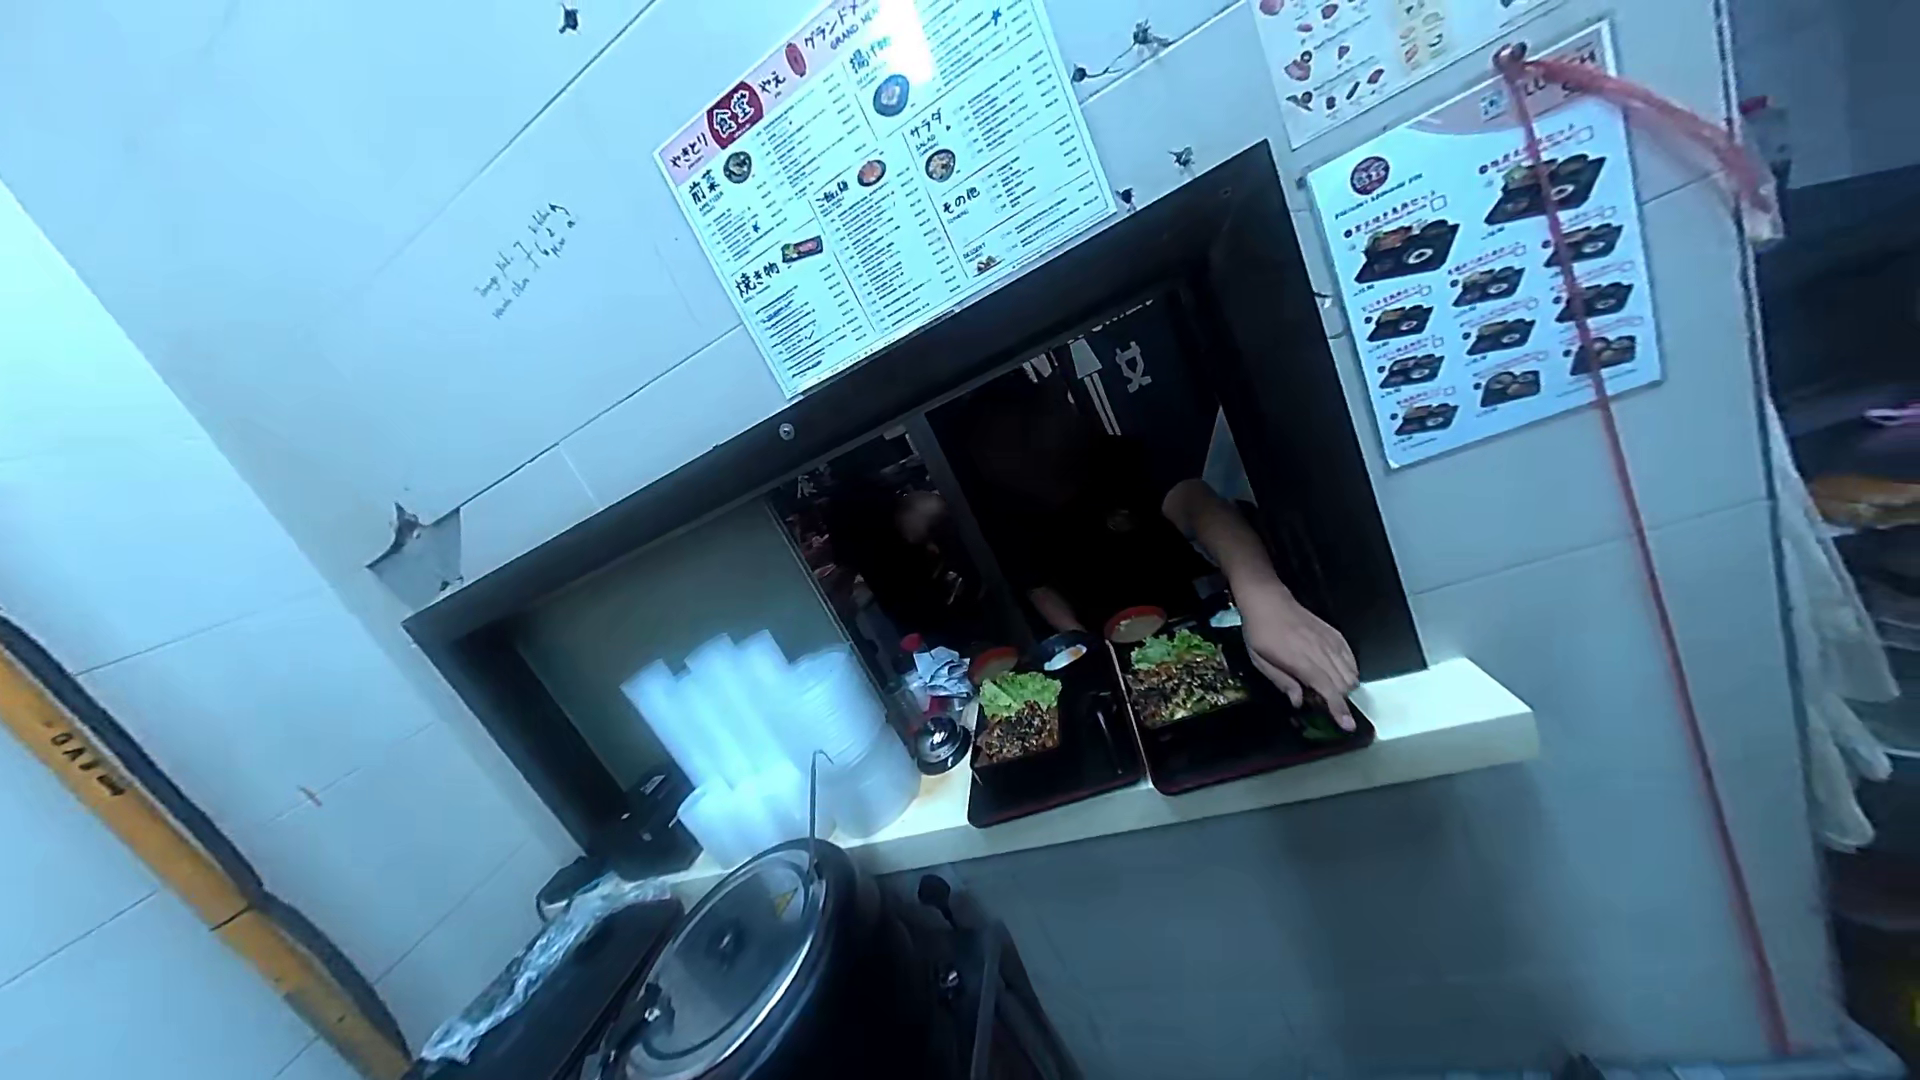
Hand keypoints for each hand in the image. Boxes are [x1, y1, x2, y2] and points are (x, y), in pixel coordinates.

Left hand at [1236, 580, 1358, 729]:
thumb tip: (1299, 702)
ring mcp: (1331, 642)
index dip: (1339, 709)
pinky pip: (1352, 658)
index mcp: (1301, 662)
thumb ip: (1281, 680)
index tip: (1347, 725)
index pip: (1328, 690)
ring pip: (1352, 673)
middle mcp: (1321, 653)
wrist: (1268, 601)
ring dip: (1344, 686)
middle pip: (1344, 685)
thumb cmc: (1258, 632)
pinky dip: (1349, 670)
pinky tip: (1336, 672)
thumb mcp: (1259, 659)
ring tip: (1326, 686)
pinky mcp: (1335, 634)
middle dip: (1339, 699)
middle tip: (1321, 700)